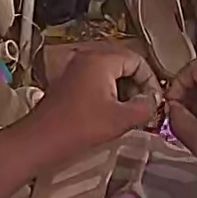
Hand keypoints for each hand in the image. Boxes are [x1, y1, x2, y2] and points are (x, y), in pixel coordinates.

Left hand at [25, 44, 160, 157]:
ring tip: (129, 111)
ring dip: (123, 89)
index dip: (150, 80)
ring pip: (109, 72)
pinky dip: (107, 92)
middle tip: (144, 106)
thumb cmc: (81, 127)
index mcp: (101, 60)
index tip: (155, 100)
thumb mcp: (120, 119)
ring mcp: (74, 69)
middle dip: (137, 84)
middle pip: (122, 63)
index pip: (136, 60)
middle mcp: (87, 58)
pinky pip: (94, 80)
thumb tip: (154, 100)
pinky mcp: (67, 82)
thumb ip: (145, 106)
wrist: (41, 139)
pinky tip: (110, 112)